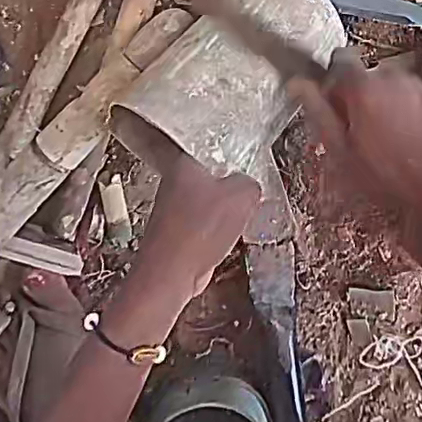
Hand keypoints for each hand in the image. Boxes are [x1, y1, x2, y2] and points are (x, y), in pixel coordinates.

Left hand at [110, 159, 259, 333]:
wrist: (169, 274)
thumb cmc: (200, 229)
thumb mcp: (242, 196)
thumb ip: (251, 184)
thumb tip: (250, 187)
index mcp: (185, 162)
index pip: (214, 148)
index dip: (237, 156)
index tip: (252, 166)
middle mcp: (174, 180)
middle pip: (213, 175)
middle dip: (233, 187)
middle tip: (249, 196)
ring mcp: (172, 206)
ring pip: (209, 201)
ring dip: (226, 212)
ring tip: (239, 220)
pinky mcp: (175, 230)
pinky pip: (204, 222)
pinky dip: (216, 230)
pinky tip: (225, 239)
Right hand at [289, 63, 421, 217]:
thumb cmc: (388, 173)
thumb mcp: (341, 150)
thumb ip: (318, 111)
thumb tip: (297, 83)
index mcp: (362, 86)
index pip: (337, 62)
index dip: (331, 85)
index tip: (332, 111)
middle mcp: (391, 76)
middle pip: (363, 77)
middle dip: (357, 98)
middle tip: (356, 134)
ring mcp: (417, 85)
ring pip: (387, 87)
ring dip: (381, 105)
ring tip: (383, 141)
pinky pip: (408, 98)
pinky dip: (403, 112)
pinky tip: (404, 141)